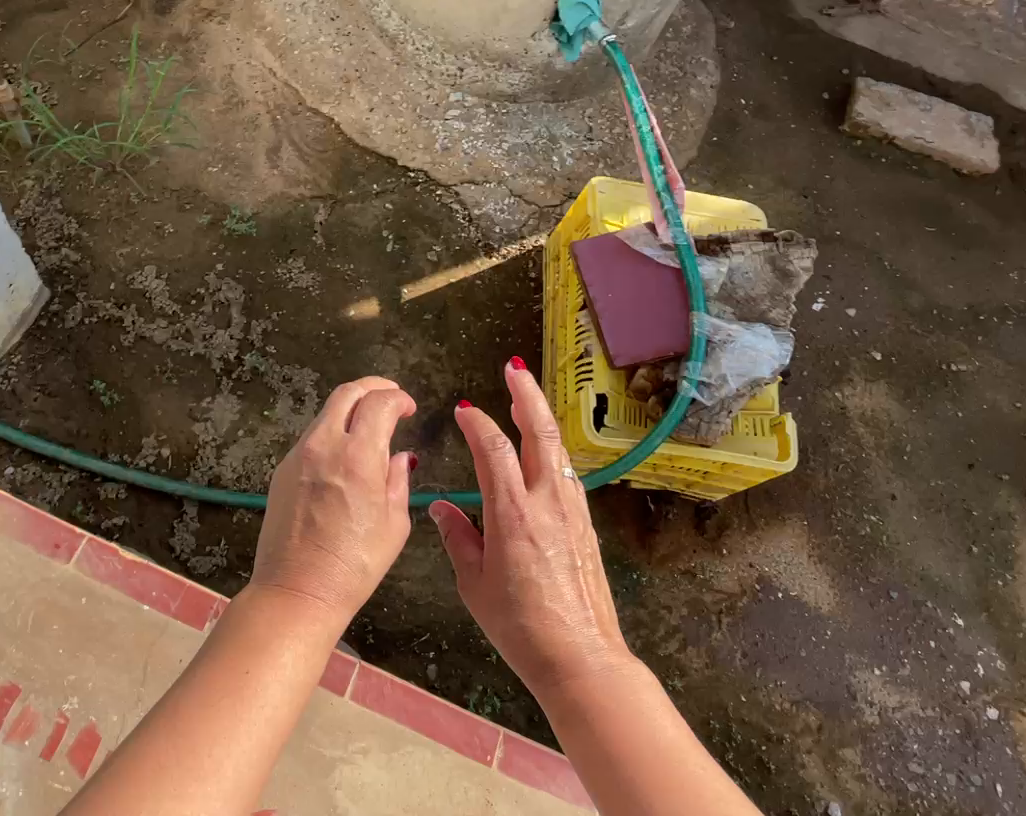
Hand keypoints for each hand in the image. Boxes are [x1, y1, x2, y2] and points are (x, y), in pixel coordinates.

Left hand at [250, 378, 416, 624]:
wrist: (297, 592)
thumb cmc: (354, 566)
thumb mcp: (394, 525)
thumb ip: (398, 481)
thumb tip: (398, 457)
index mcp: (358, 456)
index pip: (379, 402)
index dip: (399, 398)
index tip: (409, 408)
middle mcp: (324, 445)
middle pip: (347, 393)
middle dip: (373, 387)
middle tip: (390, 396)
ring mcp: (298, 456)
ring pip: (326, 414)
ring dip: (350, 410)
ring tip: (369, 428)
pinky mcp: (282, 471)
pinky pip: (311, 438)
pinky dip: (332, 434)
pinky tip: (344, 456)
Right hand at [430, 360, 635, 693]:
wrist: (581, 657)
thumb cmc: (519, 625)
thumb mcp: (474, 584)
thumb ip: (457, 538)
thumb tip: (441, 508)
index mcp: (512, 511)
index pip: (493, 447)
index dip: (476, 421)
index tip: (462, 409)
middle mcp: (547, 500)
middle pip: (539, 432)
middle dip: (526, 395)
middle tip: (513, 369)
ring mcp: (572, 510)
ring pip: (557, 450)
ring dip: (541, 419)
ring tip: (526, 401)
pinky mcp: (585, 525)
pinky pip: (566, 474)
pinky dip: (551, 452)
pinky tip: (543, 454)